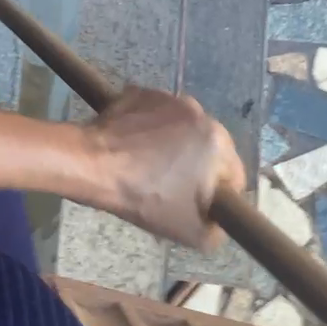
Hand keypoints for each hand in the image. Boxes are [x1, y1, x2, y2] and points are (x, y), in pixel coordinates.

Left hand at [81, 88, 247, 248]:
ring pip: (181, 127)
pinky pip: (154, 113)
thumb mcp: (193, 234)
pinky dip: (149, 126)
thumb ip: (219, 229)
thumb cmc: (146, 197)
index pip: (233, 175)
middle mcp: (197, 110)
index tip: (196, 205)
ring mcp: (165, 96)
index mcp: (217, 141)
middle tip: (172, 186)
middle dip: (197, 166)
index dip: (218, 196)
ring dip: (173, 143)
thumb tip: (218, 219)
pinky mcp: (138, 91)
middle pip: (208, 147)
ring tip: (150, 164)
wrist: (94, 162)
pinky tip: (134, 144)